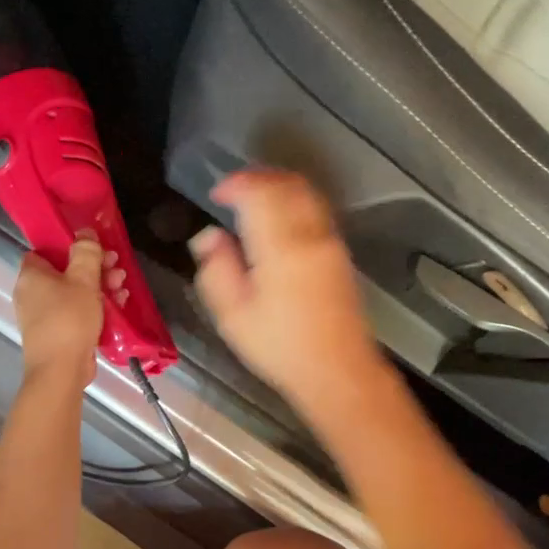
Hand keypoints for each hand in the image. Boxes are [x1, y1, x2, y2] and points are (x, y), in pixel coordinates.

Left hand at [14, 232, 105, 384]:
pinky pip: (76, 313)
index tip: (92, 247)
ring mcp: (43, 317)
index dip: (67, 246)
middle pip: (64, 272)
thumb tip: (85, 232)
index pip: (43, 251)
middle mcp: (31, 295)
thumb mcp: (82, 280)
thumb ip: (86, 253)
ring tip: (122, 287)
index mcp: (31, 276)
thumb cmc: (69, 319)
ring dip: (99, 288)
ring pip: (73, 293)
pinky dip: (94, 308)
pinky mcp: (56, 335)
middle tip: (116, 266)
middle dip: (93, 268)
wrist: (60, 371)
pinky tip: (117, 306)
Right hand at [190, 170, 386, 411]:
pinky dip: (295, 201)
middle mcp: (309, 235)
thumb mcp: (233, 315)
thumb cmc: (279, 346)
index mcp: (280, 246)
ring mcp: (329, 242)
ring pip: (306, 193)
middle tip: (234, 190)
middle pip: (287, 184)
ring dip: (279, 186)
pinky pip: (316, 210)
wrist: (337, 369)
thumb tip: (208, 237)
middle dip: (259, 178)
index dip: (236, 184)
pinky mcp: (339, 253)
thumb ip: (216, 269)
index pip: (260, 192)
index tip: (218, 193)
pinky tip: (279, 220)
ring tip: (254, 199)